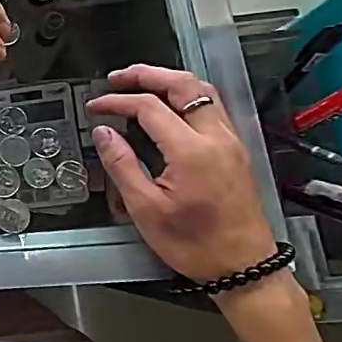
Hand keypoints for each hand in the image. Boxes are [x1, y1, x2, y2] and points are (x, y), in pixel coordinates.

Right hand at [85, 65, 282, 290]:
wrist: (244, 267)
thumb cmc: (196, 245)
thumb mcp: (146, 209)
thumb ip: (122, 165)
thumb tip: (104, 133)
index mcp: (191, 151)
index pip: (148, 107)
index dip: (117, 101)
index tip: (97, 107)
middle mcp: (216, 137)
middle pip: (181, 84)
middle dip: (146, 74)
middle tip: (117, 78)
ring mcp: (230, 141)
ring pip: (202, 90)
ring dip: (169, 79)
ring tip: (141, 82)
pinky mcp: (236, 149)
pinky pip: (212, 106)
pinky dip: (187, 94)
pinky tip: (170, 103)